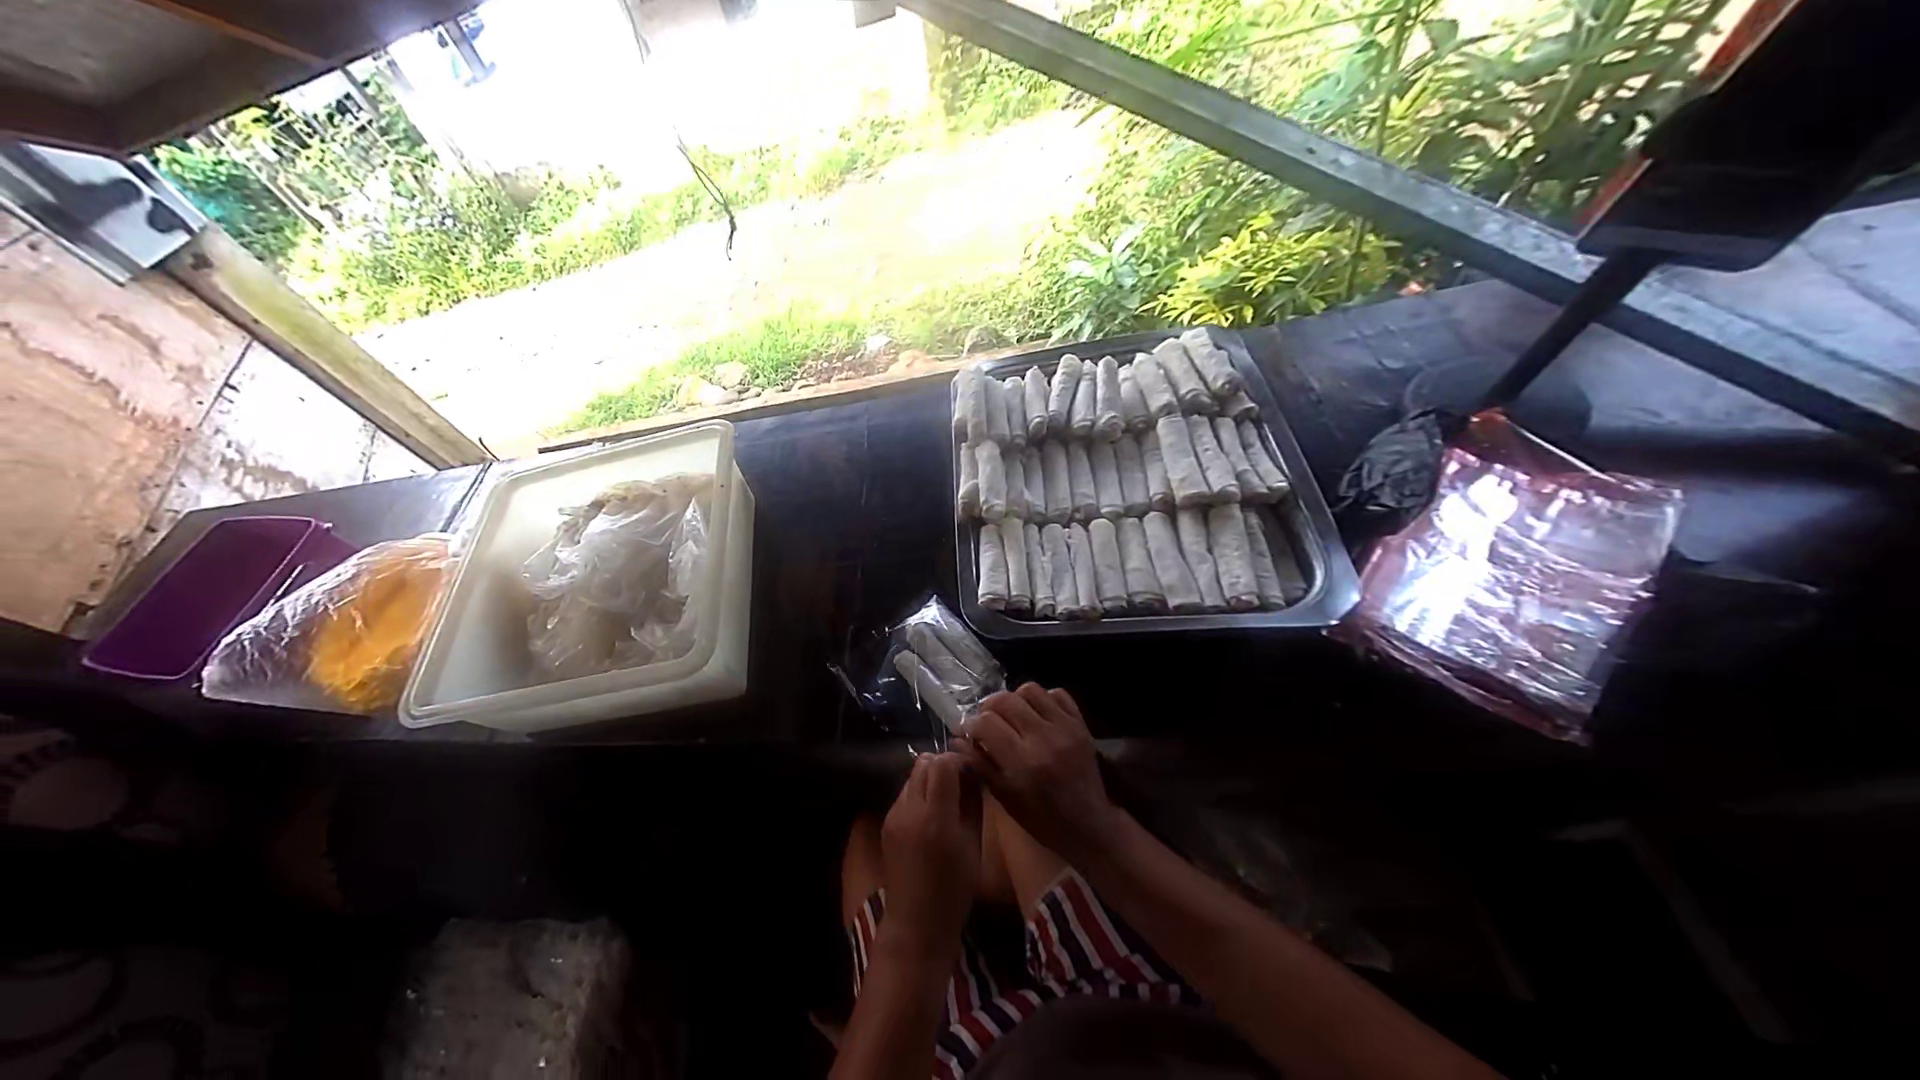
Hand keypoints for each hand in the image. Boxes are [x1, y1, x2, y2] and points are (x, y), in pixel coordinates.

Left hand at [880, 753, 981, 949]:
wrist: (917, 922)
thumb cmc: (955, 888)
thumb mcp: (974, 845)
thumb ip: (973, 803)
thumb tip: (974, 774)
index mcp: (936, 818)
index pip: (943, 764)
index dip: (959, 761)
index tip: (973, 770)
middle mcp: (909, 810)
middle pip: (923, 764)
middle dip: (944, 765)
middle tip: (961, 780)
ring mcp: (893, 815)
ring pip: (911, 776)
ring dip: (930, 778)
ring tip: (947, 796)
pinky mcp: (886, 823)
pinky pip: (904, 794)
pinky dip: (919, 793)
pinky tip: (931, 812)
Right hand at [957, 684, 1120, 865]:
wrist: (1088, 824)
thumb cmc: (1041, 819)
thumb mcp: (1004, 796)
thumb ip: (980, 764)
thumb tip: (957, 739)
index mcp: (1022, 762)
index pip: (986, 723)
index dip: (970, 723)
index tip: (966, 730)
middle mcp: (1043, 739)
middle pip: (1005, 700)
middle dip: (987, 707)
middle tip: (985, 720)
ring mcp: (1065, 728)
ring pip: (1030, 690)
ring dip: (1014, 699)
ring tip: (1010, 714)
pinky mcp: (1080, 724)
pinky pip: (1057, 694)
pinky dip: (1042, 700)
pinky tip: (1035, 714)